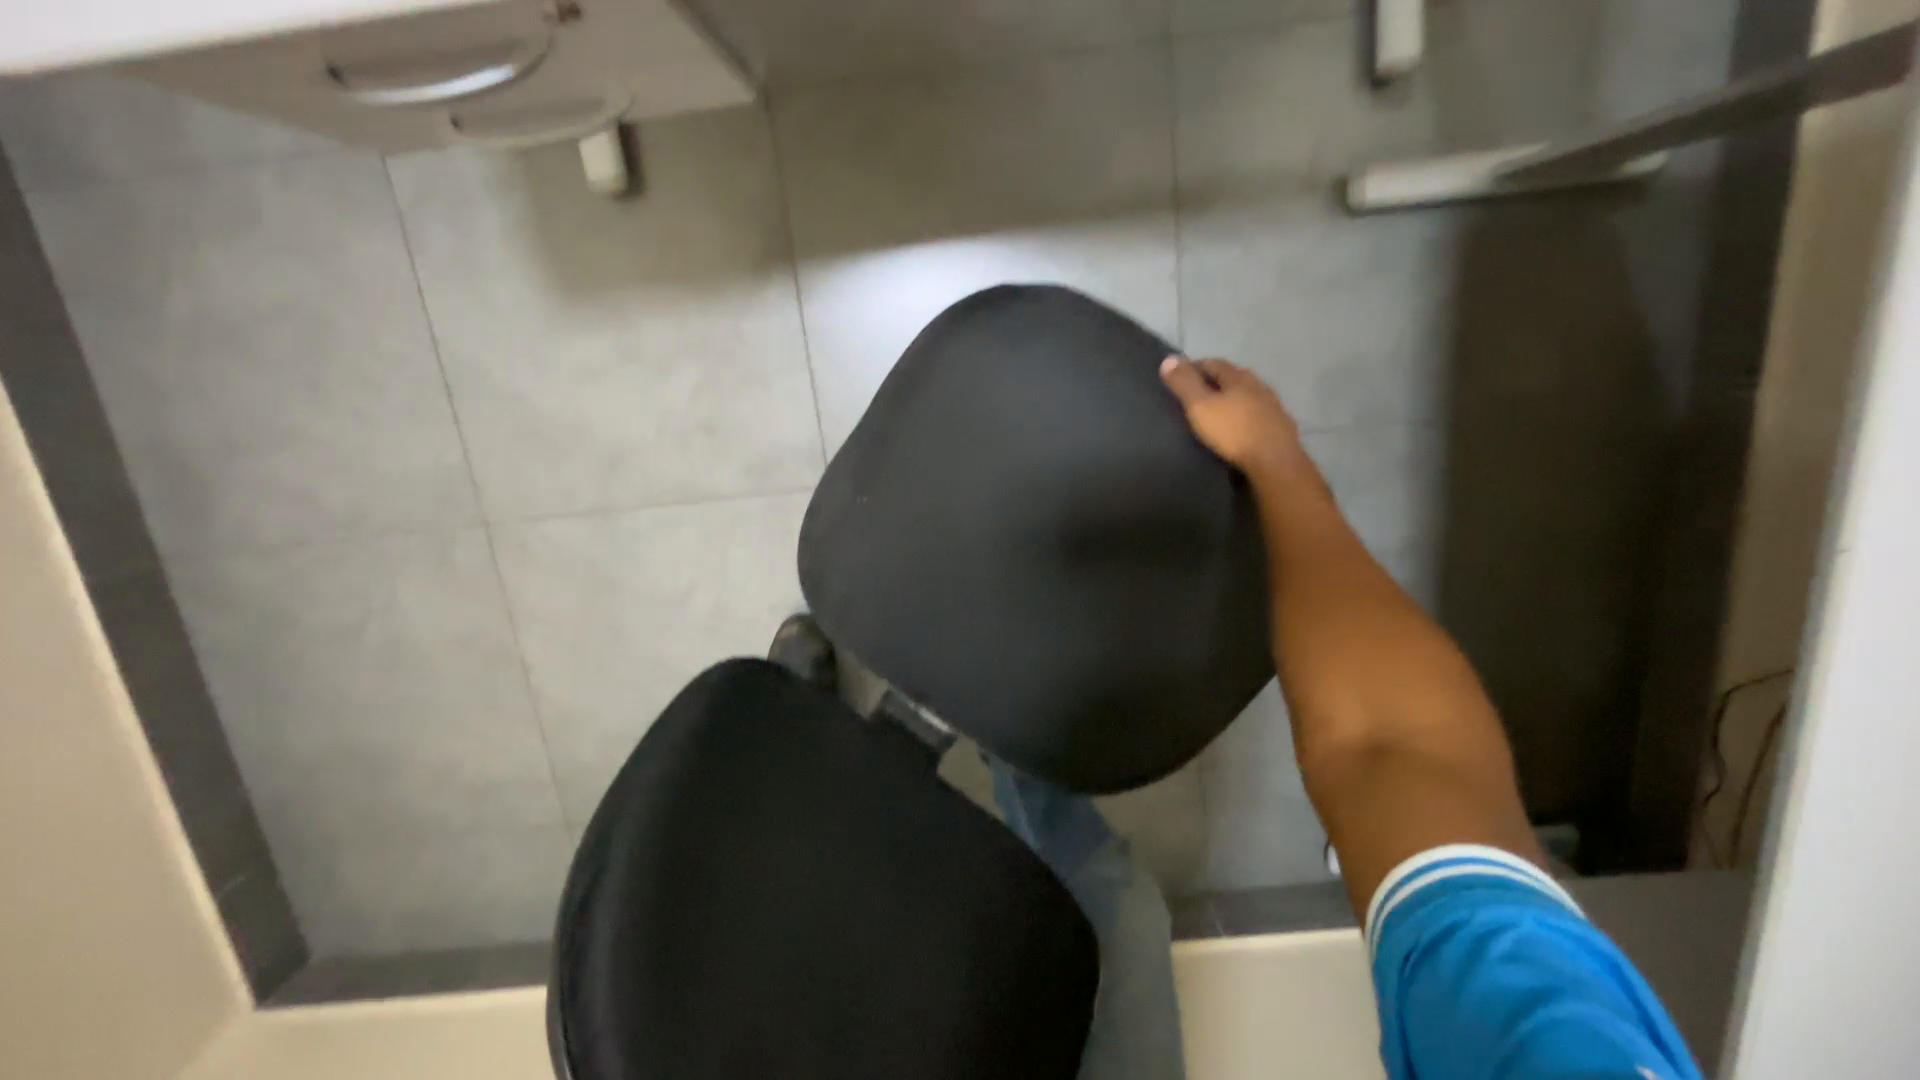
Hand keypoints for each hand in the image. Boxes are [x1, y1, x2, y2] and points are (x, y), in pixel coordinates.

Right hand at [1159, 356, 1309, 482]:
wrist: (1274, 460)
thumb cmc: (1233, 431)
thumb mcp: (1200, 406)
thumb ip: (1184, 384)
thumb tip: (1168, 359)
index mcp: (1238, 376)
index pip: (1213, 363)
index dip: (1194, 367)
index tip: (1179, 377)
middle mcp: (1258, 384)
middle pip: (1232, 377)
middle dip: (1214, 382)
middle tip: (1195, 395)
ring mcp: (1272, 405)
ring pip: (1246, 395)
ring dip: (1231, 399)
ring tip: (1215, 412)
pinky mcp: (1280, 425)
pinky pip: (1256, 414)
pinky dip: (1243, 416)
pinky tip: (1237, 428)